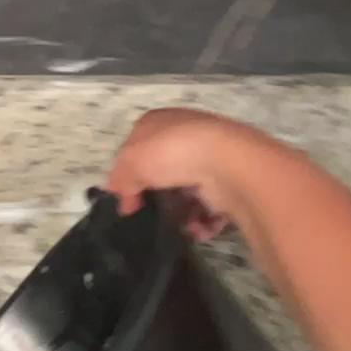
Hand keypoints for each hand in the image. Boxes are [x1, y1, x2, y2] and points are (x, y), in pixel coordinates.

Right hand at [106, 108, 311, 238]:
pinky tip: (198, 229)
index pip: (137, 147)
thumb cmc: (172, 153)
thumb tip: (123, 200)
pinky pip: (211, 207)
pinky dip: (203, 221)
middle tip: (150, 217)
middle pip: (163, 172)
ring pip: (188, 192)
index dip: (129, 173)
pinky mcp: (231, 181)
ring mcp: (211, 158)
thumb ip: (120, 180)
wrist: (228, 164)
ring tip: (177, 227)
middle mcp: (186, 135)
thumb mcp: (131, 162)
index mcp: (159, 121)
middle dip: (157, 197)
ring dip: (181, 214)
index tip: (126, 200)